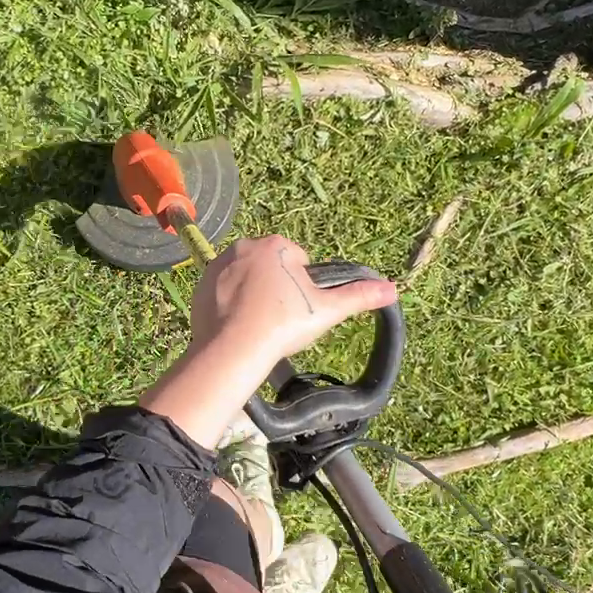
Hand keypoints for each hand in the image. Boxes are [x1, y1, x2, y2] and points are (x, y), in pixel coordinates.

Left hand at [139, 235, 396, 447]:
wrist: (233, 347)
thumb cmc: (283, 324)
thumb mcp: (326, 311)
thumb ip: (358, 297)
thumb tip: (392, 289)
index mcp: (276, 245)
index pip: (297, 260)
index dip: (302, 286)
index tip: (298, 308)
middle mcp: (244, 246)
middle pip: (270, 267)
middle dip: (277, 287)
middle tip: (280, 318)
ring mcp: (219, 264)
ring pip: (245, 278)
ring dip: (253, 294)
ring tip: (258, 323)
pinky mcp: (201, 284)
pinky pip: (221, 291)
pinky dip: (229, 304)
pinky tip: (237, 325)